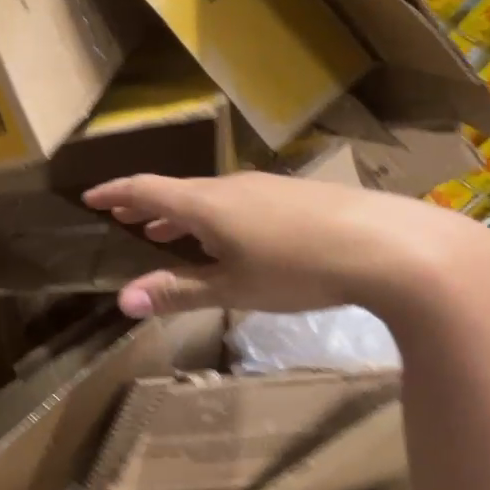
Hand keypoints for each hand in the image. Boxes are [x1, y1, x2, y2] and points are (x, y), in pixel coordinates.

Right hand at [81, 171, 489, 319]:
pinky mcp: (300, 197)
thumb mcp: (232, 288)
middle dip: (145, 206)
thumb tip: (122, 302)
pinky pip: (239, 202)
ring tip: (166, 234)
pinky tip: (230, 240)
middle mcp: (231, 187)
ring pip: (209, 198)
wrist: (401, 249)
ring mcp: (269, 189)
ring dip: (181, 215)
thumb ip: (176, 292)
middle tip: (123, 219)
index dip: (114, 192)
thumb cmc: (302, 268)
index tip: (89, 197)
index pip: (144, 189)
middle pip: (176, 191)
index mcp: (204, 205)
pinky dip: (214, 217)